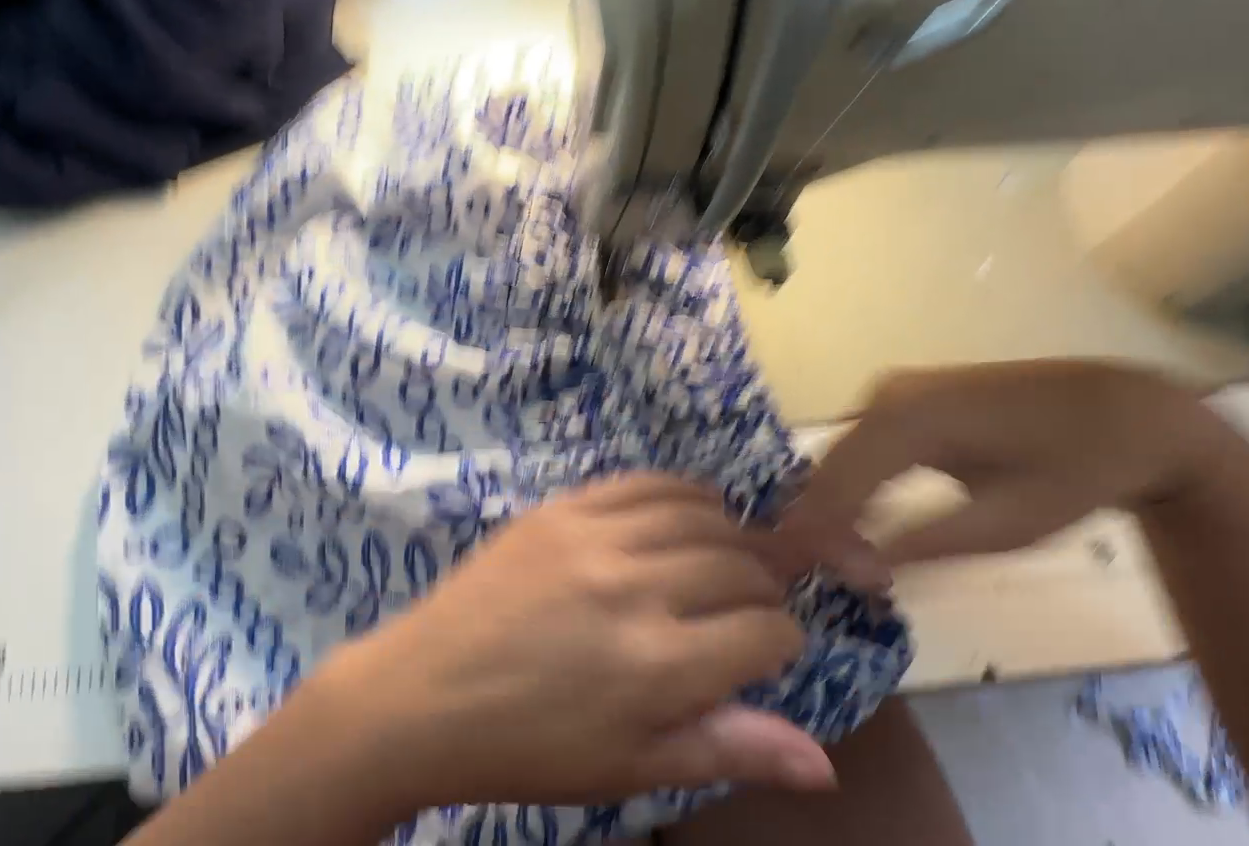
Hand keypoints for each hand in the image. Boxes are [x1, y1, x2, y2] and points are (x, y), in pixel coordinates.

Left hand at [306, 473, 835, 807]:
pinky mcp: (561, 507)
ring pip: (702, 515)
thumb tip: (826, 764)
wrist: (423, 696)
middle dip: (763, 587)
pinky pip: (644, 481)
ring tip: (729, 559)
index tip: (767, 649)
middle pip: (742, 564)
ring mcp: (594, 536)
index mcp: (658, 666)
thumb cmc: (530, 746)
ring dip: (732, 535)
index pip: (767, 631)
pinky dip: (683, 492)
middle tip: (751, 606)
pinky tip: (691, 510)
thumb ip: (728, 749)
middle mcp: (635, 587)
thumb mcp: (630, 766)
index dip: (782, 642)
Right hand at [783, 359, 1225, 583]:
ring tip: (831, 556)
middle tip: (819, 574)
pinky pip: (860, 444)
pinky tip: (853, 520)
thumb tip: (853, 569)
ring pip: (839, 456)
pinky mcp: (904, 395)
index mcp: (907, 420)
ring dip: (830, 504)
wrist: (1130, 414)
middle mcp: (886, 395)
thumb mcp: (1009, 525)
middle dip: (817, 522)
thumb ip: (923, 545)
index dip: (818, 536)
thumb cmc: (1077, 473)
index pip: (836, 486)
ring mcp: (892, 389)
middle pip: (829, 468)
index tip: (816, 581)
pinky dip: (851, 482)